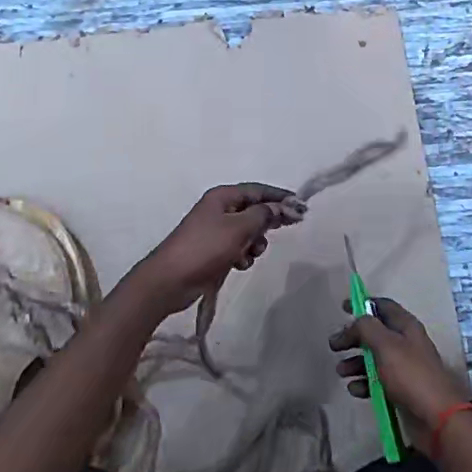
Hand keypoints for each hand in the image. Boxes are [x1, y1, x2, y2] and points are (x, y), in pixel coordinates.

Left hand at [126, 183, 305, 316]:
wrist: (169, 280)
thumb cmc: (205, 248)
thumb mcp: (240, 227)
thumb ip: (264, 215)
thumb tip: (280, 208)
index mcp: (223, 197)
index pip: (258, 190)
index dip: (281, 196)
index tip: (301, 206)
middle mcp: (219, 209)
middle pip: (254, 209)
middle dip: (269, 220)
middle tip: (290, 228)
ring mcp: (214, 231)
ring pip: (248, 231)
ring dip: (255, 242)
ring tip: (252, 252)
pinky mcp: (212, 251)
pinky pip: (237, 247)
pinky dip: (243, 255)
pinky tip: (239, 264)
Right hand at [331, 296, 471, 447]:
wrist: (436, 417)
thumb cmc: (410, 375)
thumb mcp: (385, 345)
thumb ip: (366, 328)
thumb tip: (354, 322)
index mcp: (406, 326)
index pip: (383, 306)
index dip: (363, 303)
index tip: (343, 307)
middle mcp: (406, 343)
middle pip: (375, 333)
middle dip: (354, 337)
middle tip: (334, 346)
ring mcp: (404, 367)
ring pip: (374, 358)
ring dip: (355, 362)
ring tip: (341, 371)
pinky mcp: (400, 389)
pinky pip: (377, 381)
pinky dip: (364, 383)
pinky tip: (355, 389)